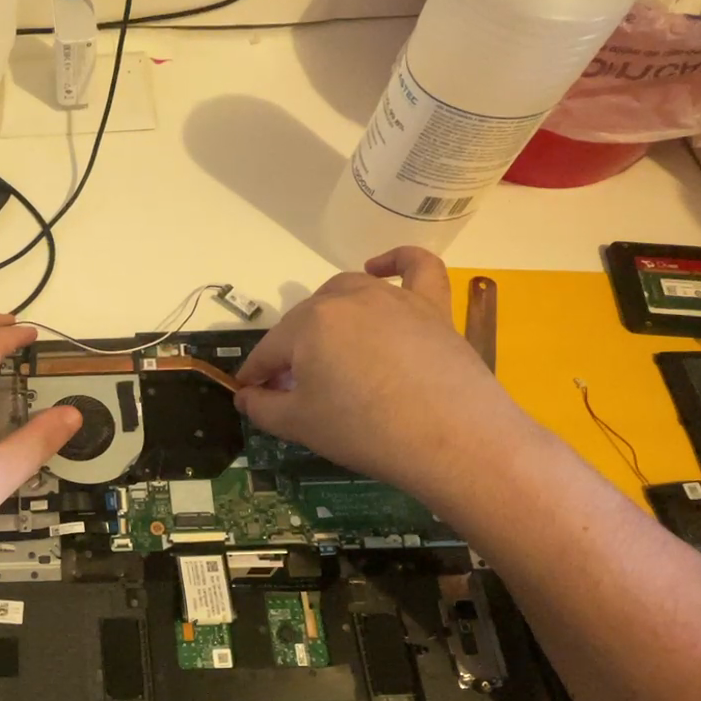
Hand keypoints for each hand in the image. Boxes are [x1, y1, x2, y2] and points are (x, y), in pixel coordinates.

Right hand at [233, 247, 525, 498]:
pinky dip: (396, 261)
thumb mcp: (299, 425)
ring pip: (346, 292)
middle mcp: (346, 299)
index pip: (269, 350)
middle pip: (304, 321)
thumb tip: (246, 396)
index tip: (250, 394)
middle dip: (291, 352)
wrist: (454, 440)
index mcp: (308, 324)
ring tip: (328, 349)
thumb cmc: (365, 431)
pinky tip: (379, 266)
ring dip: (327, 317)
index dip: (255, 375)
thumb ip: (262, 407)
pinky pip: (416, 268)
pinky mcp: (432, 306)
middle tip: (295, 390)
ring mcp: (393, 298)